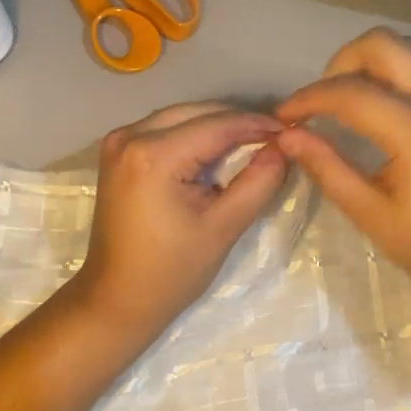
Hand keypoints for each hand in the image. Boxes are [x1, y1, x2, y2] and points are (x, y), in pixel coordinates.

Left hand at [73, 102, 289, 328]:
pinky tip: (219, 150)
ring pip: (180, 116)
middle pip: (197, 113)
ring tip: (254, 142)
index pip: (217, 125)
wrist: (118, 298)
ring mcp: (118, 142)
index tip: (292, 131)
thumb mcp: (223, 228)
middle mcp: (130, 136)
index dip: (258, 125)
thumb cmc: (171, 271)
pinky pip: (163, 129)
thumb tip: (284, 148)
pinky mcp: (117, 153)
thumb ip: (258, 183)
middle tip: (277, 137)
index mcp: (153, 155)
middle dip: (238, 122)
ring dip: (216, 125)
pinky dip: (193, 134)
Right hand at [276, 28, 410, 310]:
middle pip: (383, 43)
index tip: (284, 117)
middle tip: (322, 103)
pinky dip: (395, 74)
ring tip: (347, 104)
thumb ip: (328, 168)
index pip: (351, 91)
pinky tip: (380, 112)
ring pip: (408, 48)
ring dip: (369, 64)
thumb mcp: (372, 215)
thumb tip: (287, 137)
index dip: (309, 99)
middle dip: (341, 64)